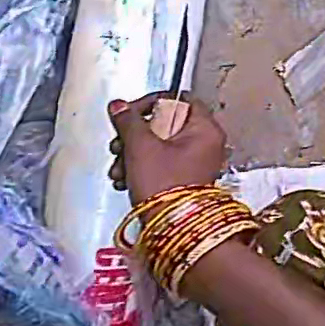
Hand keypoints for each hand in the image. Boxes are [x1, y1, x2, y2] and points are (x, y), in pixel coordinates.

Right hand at [108, 93, 227, 202]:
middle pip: (165, 123)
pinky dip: (141, 167)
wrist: (172, 226)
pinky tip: (124, 178)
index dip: (151, 102)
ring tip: (118, 168)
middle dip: (134, 135)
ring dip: (132, 153)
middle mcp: (206, 143)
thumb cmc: (164, 185)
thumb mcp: (141, 146)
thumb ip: (129, 121)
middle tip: (118, 145)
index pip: (180, 100)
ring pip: (159, 145)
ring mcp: (197, 161)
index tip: (128, 113)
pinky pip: (161, 163)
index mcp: (205, 129)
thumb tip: (119, 106)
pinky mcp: (185, 178)